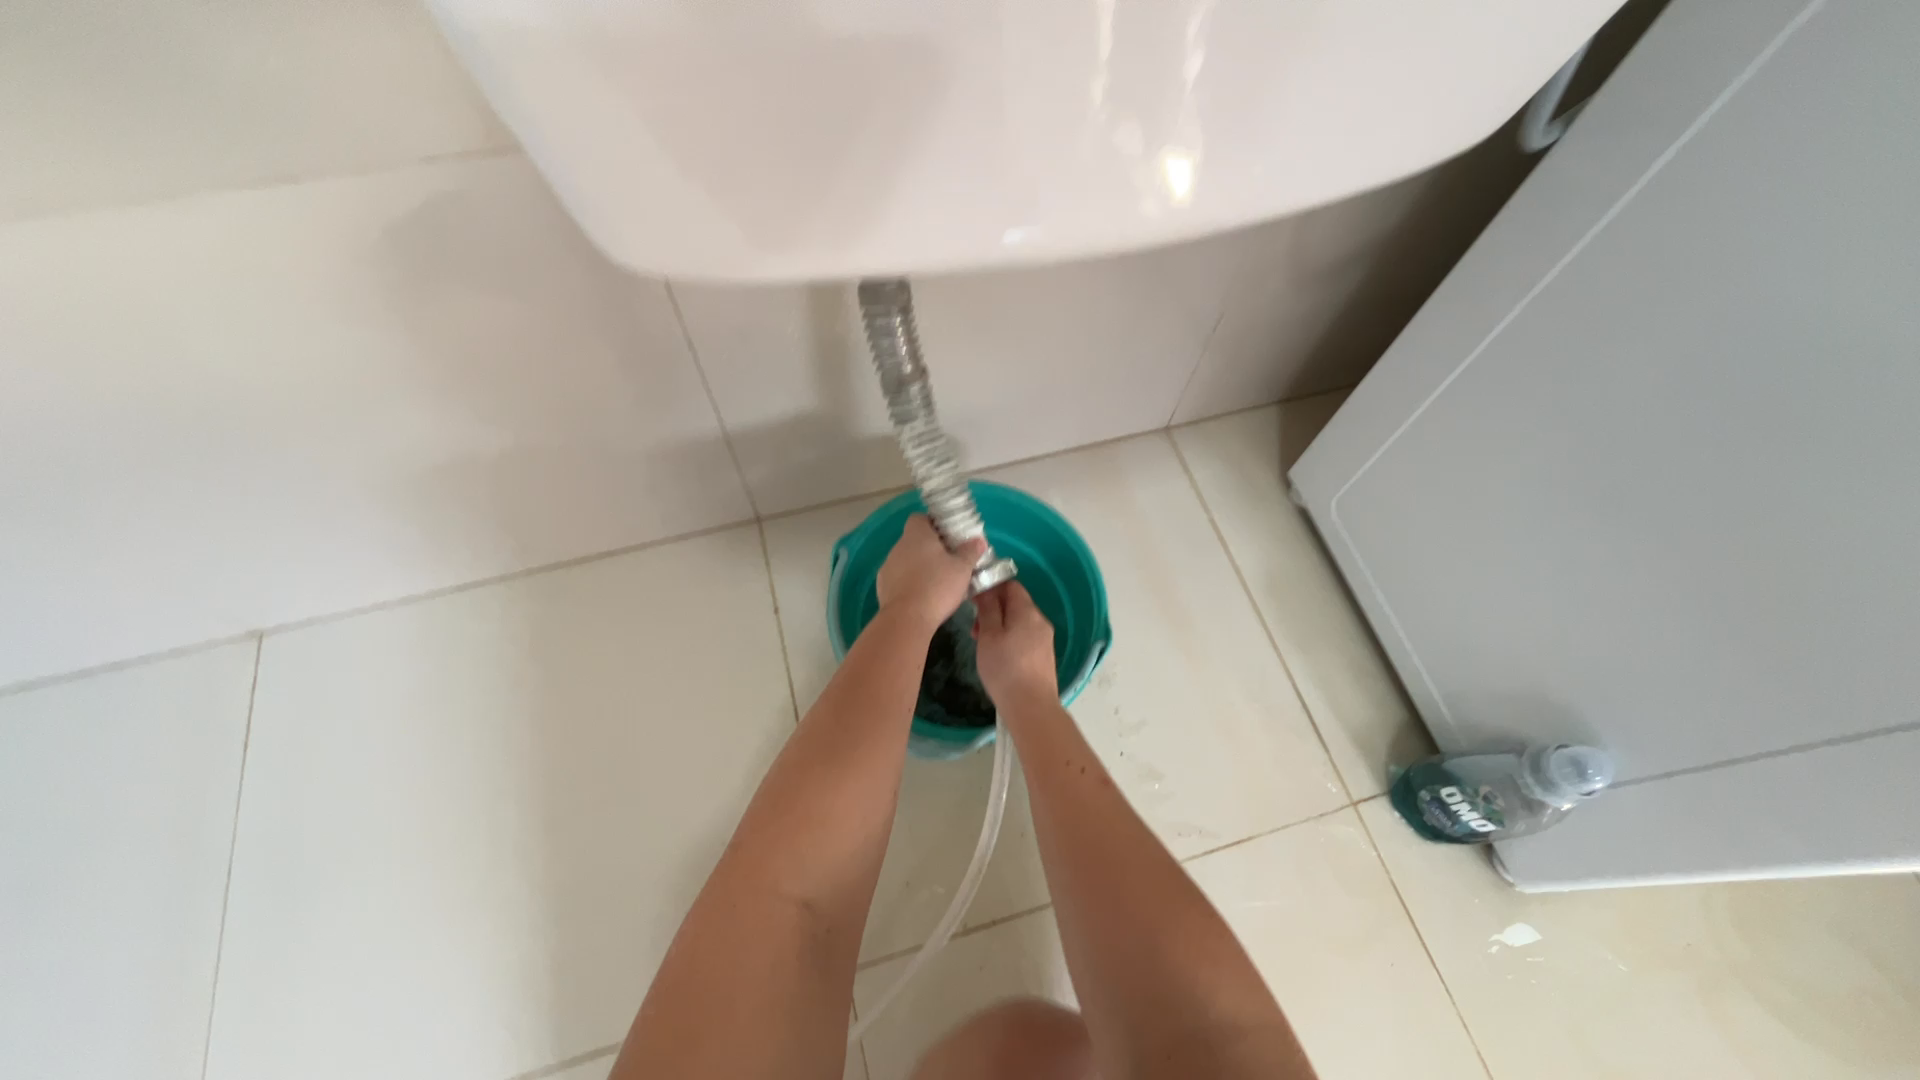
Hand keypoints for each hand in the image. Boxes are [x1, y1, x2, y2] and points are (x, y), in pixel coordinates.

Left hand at [876, 515, 984, 632]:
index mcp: (917, 535)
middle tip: (948, 561)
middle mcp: (898, 546)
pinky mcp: (882, 586)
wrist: (906, 618)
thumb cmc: (937, 586)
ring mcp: (887, 566)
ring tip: (936, 581)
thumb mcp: (962, 569)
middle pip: (914, 540)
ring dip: (918, 566)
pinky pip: (898, 578)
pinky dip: (908, 583)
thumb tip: (978, 541)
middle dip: (929, 548)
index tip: (948, 537)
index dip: (933, 524)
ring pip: (905, 560)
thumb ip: (970, 552)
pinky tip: (921, 596)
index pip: (920, 519)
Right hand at [972, 581, 1057, 709]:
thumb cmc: (1005, 668)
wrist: (1031, 706)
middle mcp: (1040, 621)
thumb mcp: (989, 636)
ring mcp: (1045, 639)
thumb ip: (988, 609)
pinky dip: (1009, 639)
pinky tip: (998, 657)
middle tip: (974, 629)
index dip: (991, 588)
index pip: (1011, 585)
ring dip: (999, 626)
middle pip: (1015, 604)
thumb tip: (986, 589)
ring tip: (983, 645)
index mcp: (1027, 611)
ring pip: (1019, 622)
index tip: (973, 601)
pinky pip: (1025, 637)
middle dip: (993, 610)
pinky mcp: (1044, 656)